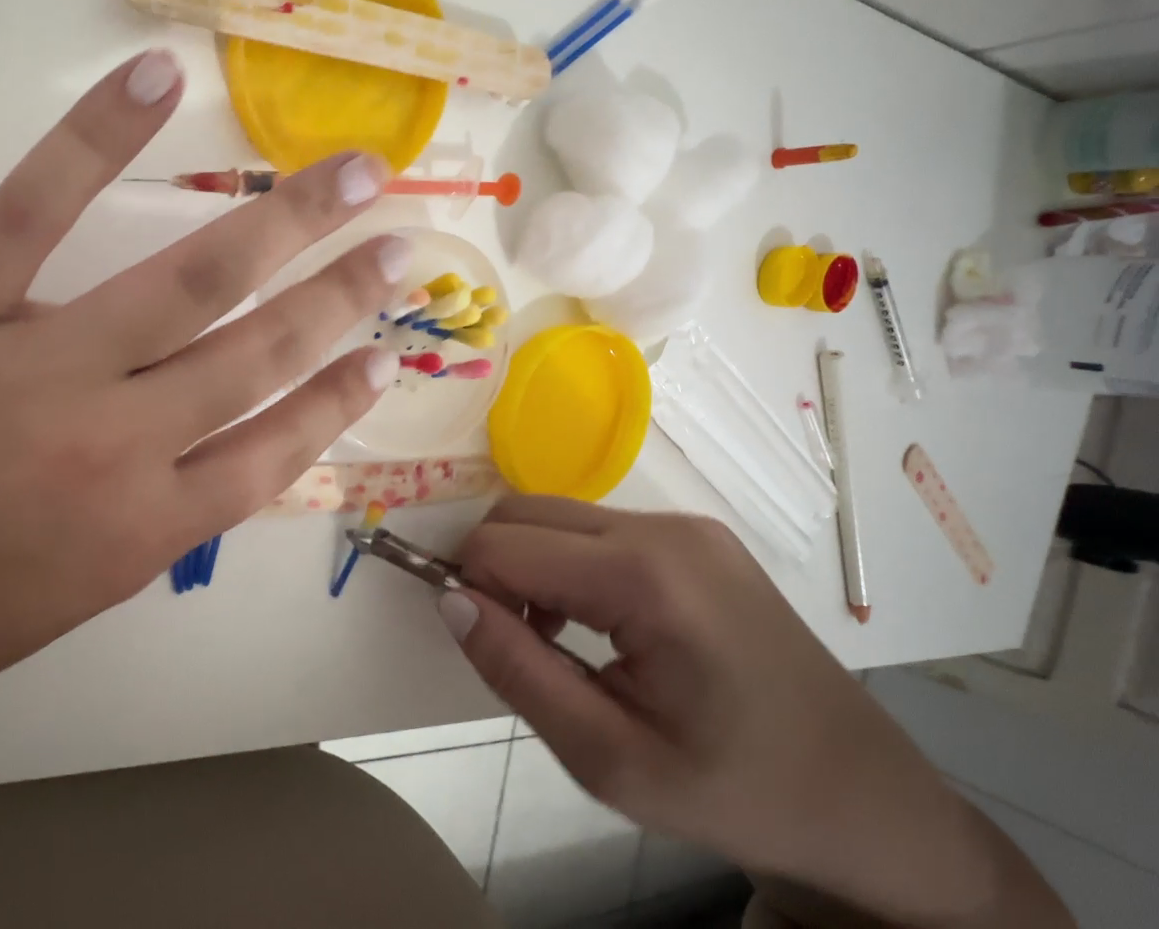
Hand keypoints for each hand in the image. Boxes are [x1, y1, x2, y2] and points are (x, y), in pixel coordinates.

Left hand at [0, 50, 407, 728]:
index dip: (336, 401)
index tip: (381, 357)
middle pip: (256, 357)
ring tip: (348, 172)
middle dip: (341, 299)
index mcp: (134, 538)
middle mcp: (112, 448)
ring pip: (187, 283)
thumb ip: (112, 539)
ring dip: (281, 223)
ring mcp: (36, 369)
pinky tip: (155, 81)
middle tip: (400, 245)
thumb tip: (158, 469)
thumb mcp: (31, 611)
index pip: (272, 454)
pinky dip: (94, 139)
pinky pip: (32, 210)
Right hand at [437, 496, 1069, 928]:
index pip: (501, 545)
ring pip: (552, 515)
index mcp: (645, 578)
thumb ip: (517, 672)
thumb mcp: (608, 759)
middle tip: (514, 647)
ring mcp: (688, 528)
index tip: (481, 647)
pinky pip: (593, 528)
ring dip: (524, 567)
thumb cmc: (733, 789)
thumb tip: (448, 601)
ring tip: (552, 641)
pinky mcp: (698, 539)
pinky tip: (591, 622)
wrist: (864, 800)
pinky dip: (563, 563)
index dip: (466, 589)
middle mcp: (666, 530)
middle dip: (490, 571)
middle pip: (520, 514)